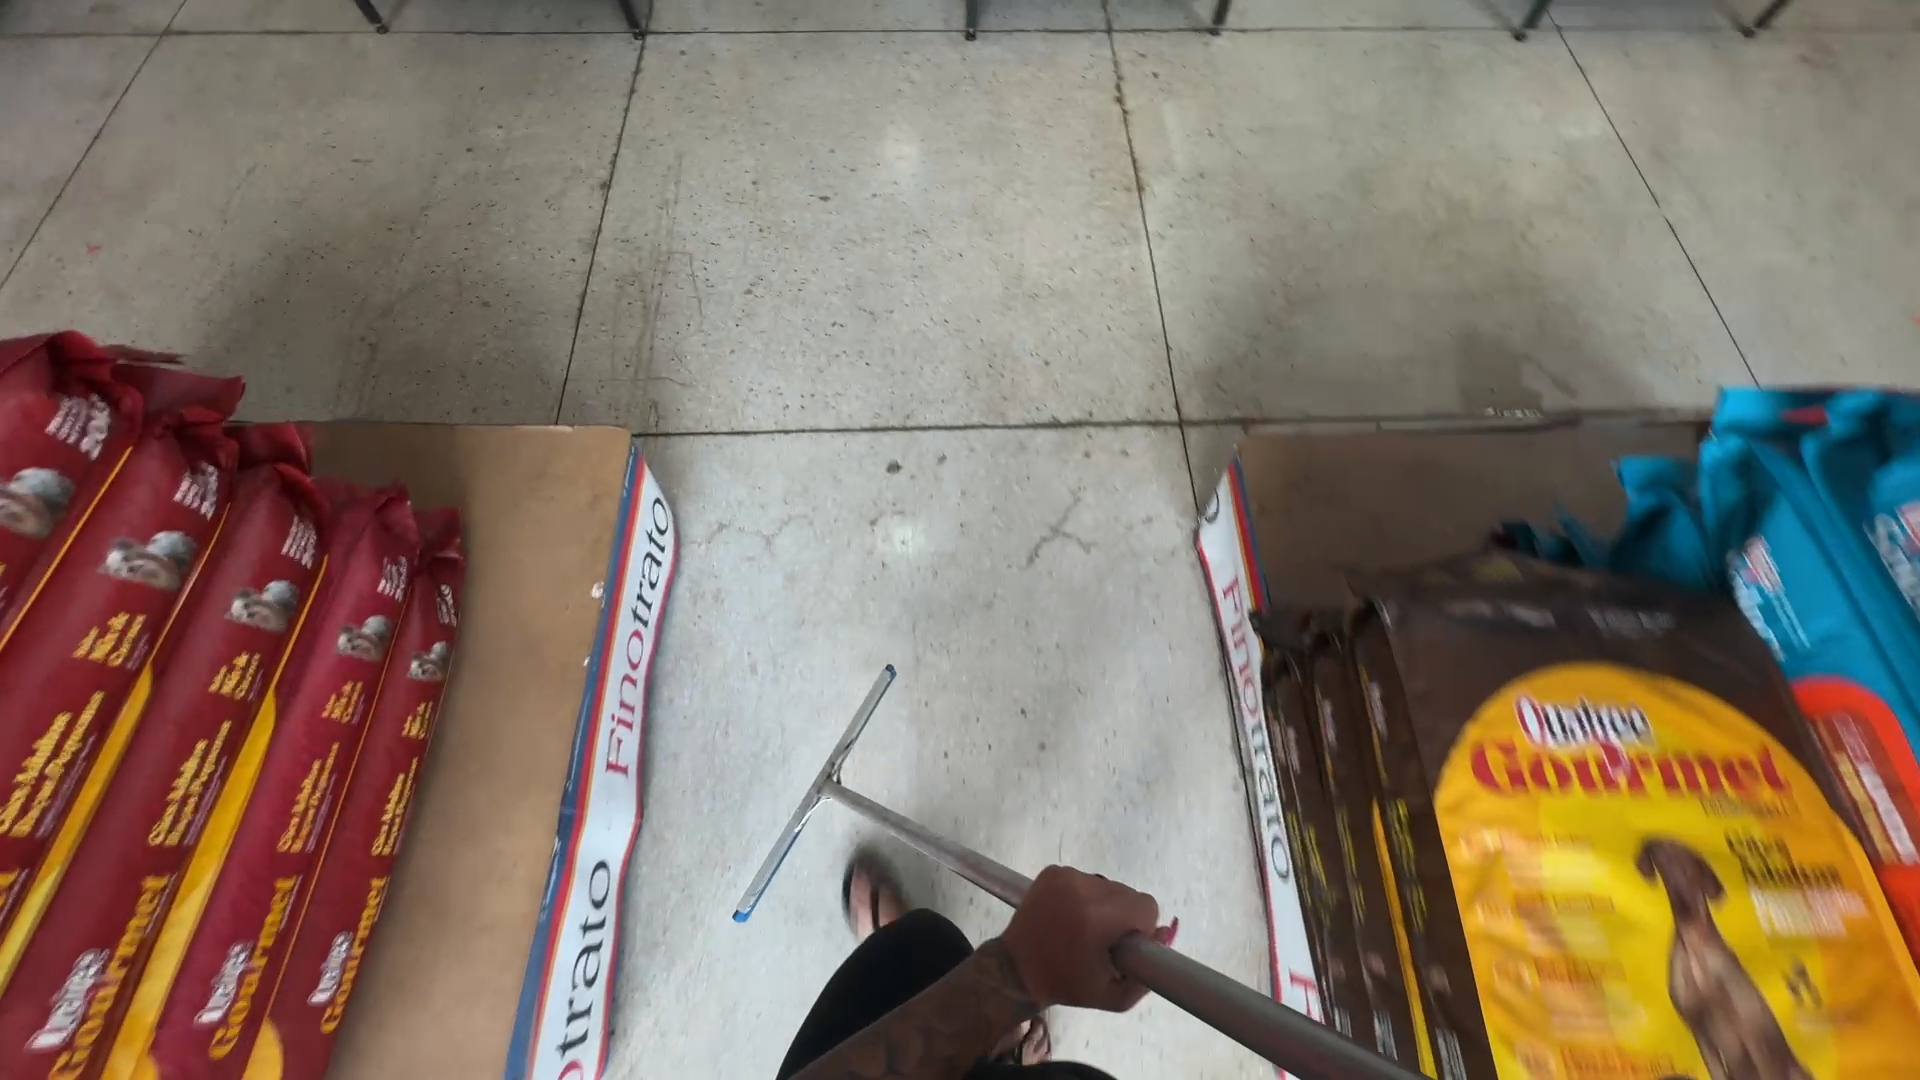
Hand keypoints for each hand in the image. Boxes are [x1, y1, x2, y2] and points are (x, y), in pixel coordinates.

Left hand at [997, 865, 1167, 1011]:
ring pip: (1107, 885)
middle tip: (1105, 939)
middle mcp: (1081, 888)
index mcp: (1096, 918)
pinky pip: (1085, 880)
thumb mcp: (1114, 996)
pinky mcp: (1053, 870)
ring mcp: (1065, 875)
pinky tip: (1069, 915)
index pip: (1145, 904)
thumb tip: (1164, 935)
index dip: (1142, 926)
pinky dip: (1085, 896)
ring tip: (1084, 927)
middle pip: (1127, 893)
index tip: (1127, 943)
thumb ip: (1147, 972)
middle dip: (1124, 915)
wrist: (1017, 967)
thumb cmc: (1067, 984)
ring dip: (1105, 904)